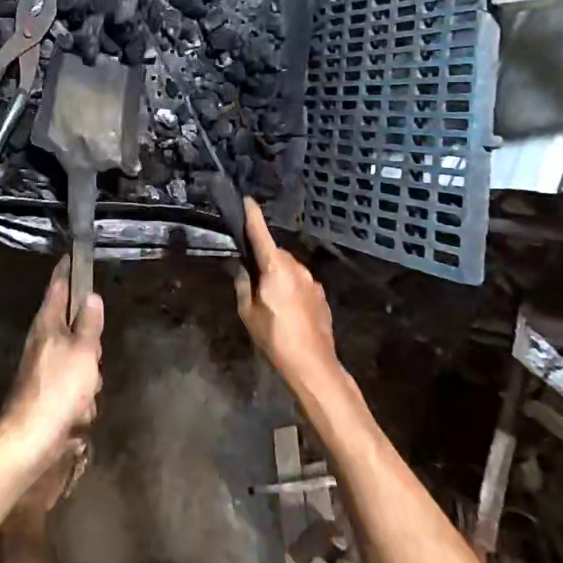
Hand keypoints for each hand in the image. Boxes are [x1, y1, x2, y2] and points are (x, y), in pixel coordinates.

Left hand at [1, 257, 104, 459]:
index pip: (57, 289)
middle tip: (95, 354)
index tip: (70, 257)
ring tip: (87, 391)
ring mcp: (42, 367)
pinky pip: (73, 384)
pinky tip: (80, 410)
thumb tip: (90, 296)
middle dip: (89, 340)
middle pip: (72, 326)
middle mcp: (41, 341)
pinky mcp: (45, 392)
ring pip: (77, 358)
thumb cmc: (59, 389)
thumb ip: (89, 324)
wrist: (30, 440)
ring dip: (87, 373)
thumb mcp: (83, 352)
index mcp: (47, 325)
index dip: (65, 273)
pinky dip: (80, 395)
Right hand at [234, 198, 339, 391]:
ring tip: (270, 302)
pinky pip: (300, 283)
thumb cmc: (275, 336)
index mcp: (275, 267)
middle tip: (252, 280)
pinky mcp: (321, 294)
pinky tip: (287, 311)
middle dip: (264, 260)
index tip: (247, 200)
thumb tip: (242, 269)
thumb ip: (243, 285)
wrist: (313, 362)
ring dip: (278, 276)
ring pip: (288, 268)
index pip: (260, 233)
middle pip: (275, 253)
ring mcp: (312, 280)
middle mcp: (296, 267)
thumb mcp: (248, 312)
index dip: (252, 216)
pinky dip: (291, 288)